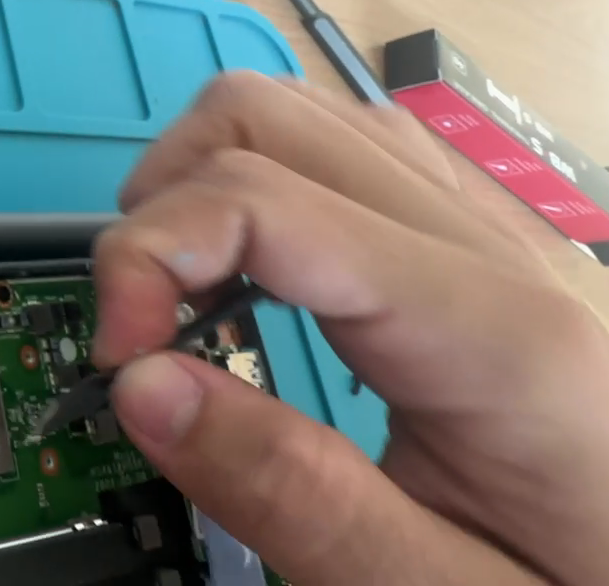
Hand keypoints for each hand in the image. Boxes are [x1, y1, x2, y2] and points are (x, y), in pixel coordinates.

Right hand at [90, 71, 608, 585]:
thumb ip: (297, 499)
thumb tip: (137, 383)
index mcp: (491, 330)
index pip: (256, 201)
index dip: (146, 257)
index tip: (117, 359)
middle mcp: (487, 239)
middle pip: (255, 117)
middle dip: (157, 204)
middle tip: (146, 316)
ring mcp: (479, 217)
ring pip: (281, 109)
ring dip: (193, 181)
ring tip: (184, 285)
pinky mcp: (460, 222)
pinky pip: (321, 139)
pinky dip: (244, 178)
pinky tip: (249, 265)